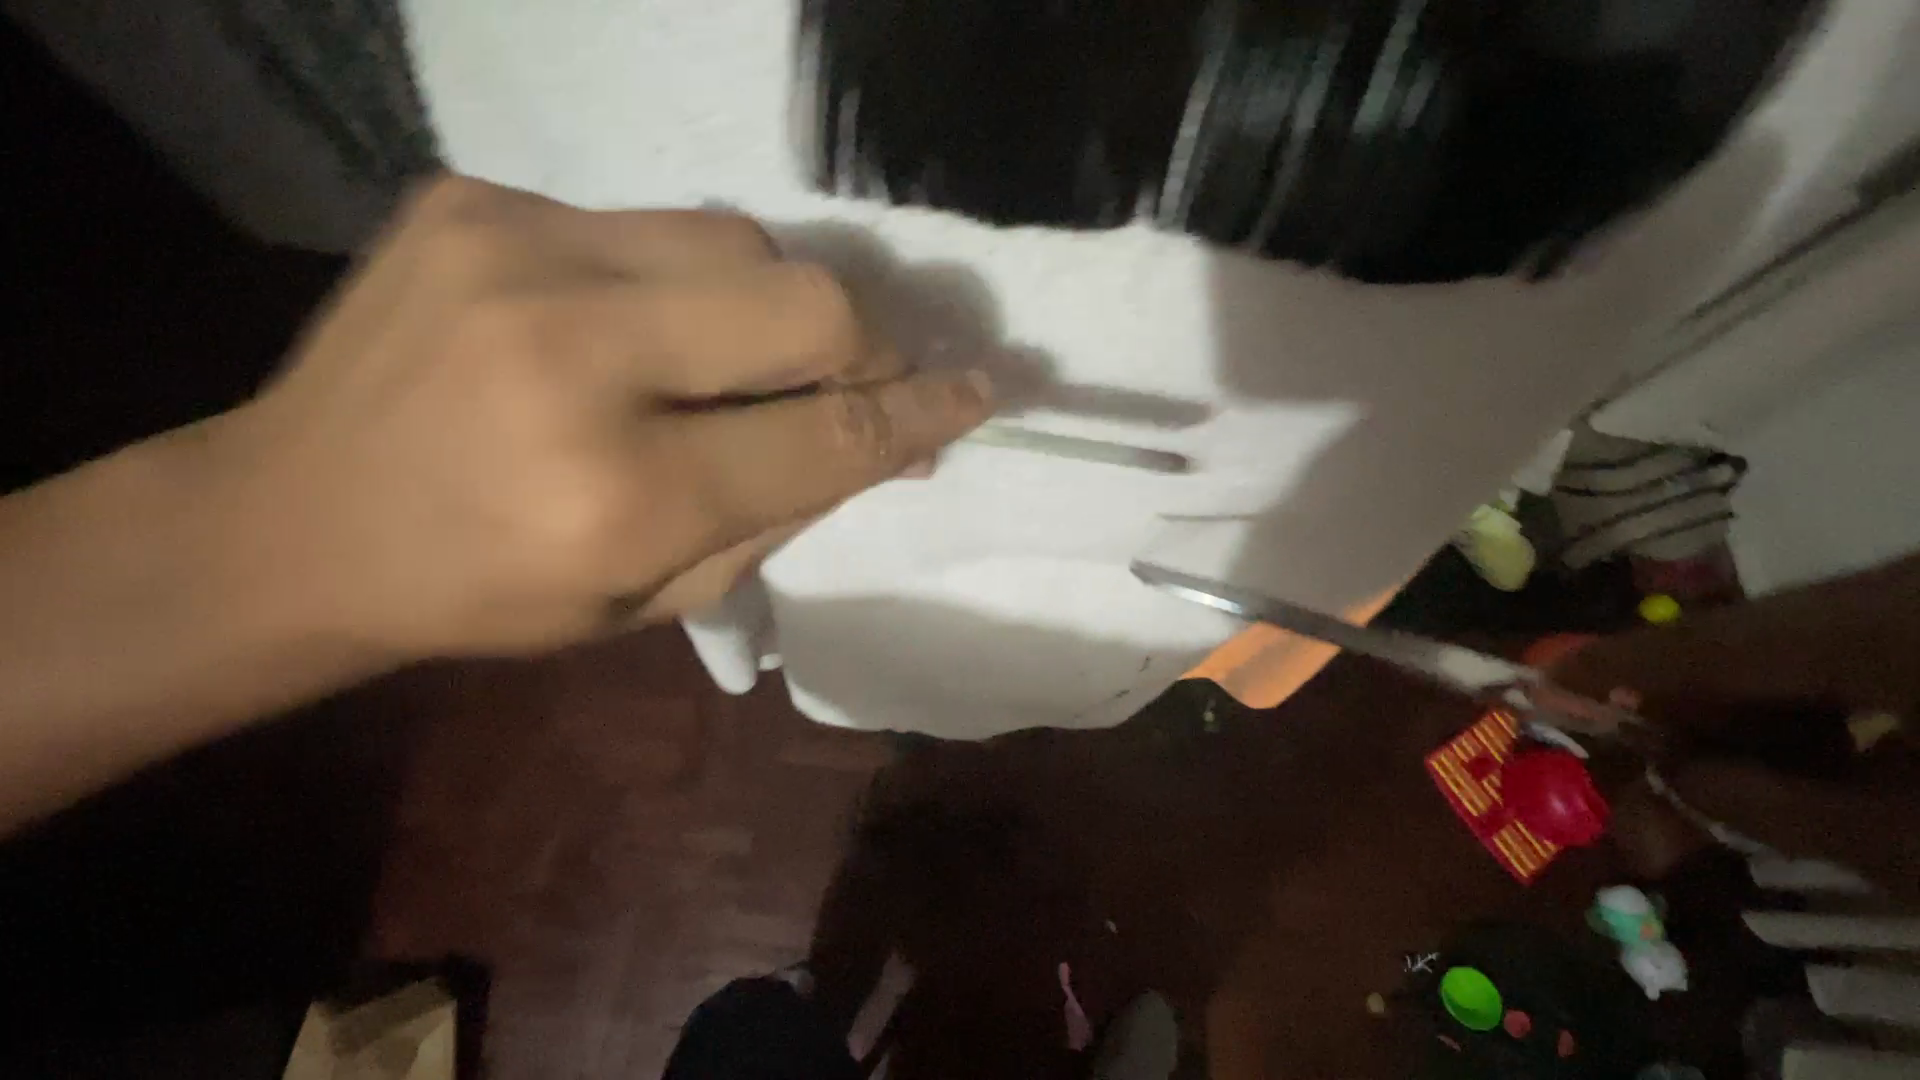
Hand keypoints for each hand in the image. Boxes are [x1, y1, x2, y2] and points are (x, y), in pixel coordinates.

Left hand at [206, 174, 992, 658]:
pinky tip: (637, 328)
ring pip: (741, 239)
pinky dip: (681, 281)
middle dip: (864, 346)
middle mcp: (573, 356)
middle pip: (807, 303)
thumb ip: (787, 511)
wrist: (293, 521)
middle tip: (860, 379)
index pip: (830, 433)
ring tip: (743, 357)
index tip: (976, 392)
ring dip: (775, 305)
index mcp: (620, 494)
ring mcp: (515, 254)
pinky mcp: (475, 200)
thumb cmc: (495, 591)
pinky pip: (651, 225)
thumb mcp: (658, 596)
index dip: (921, 412)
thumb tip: (890, 440)